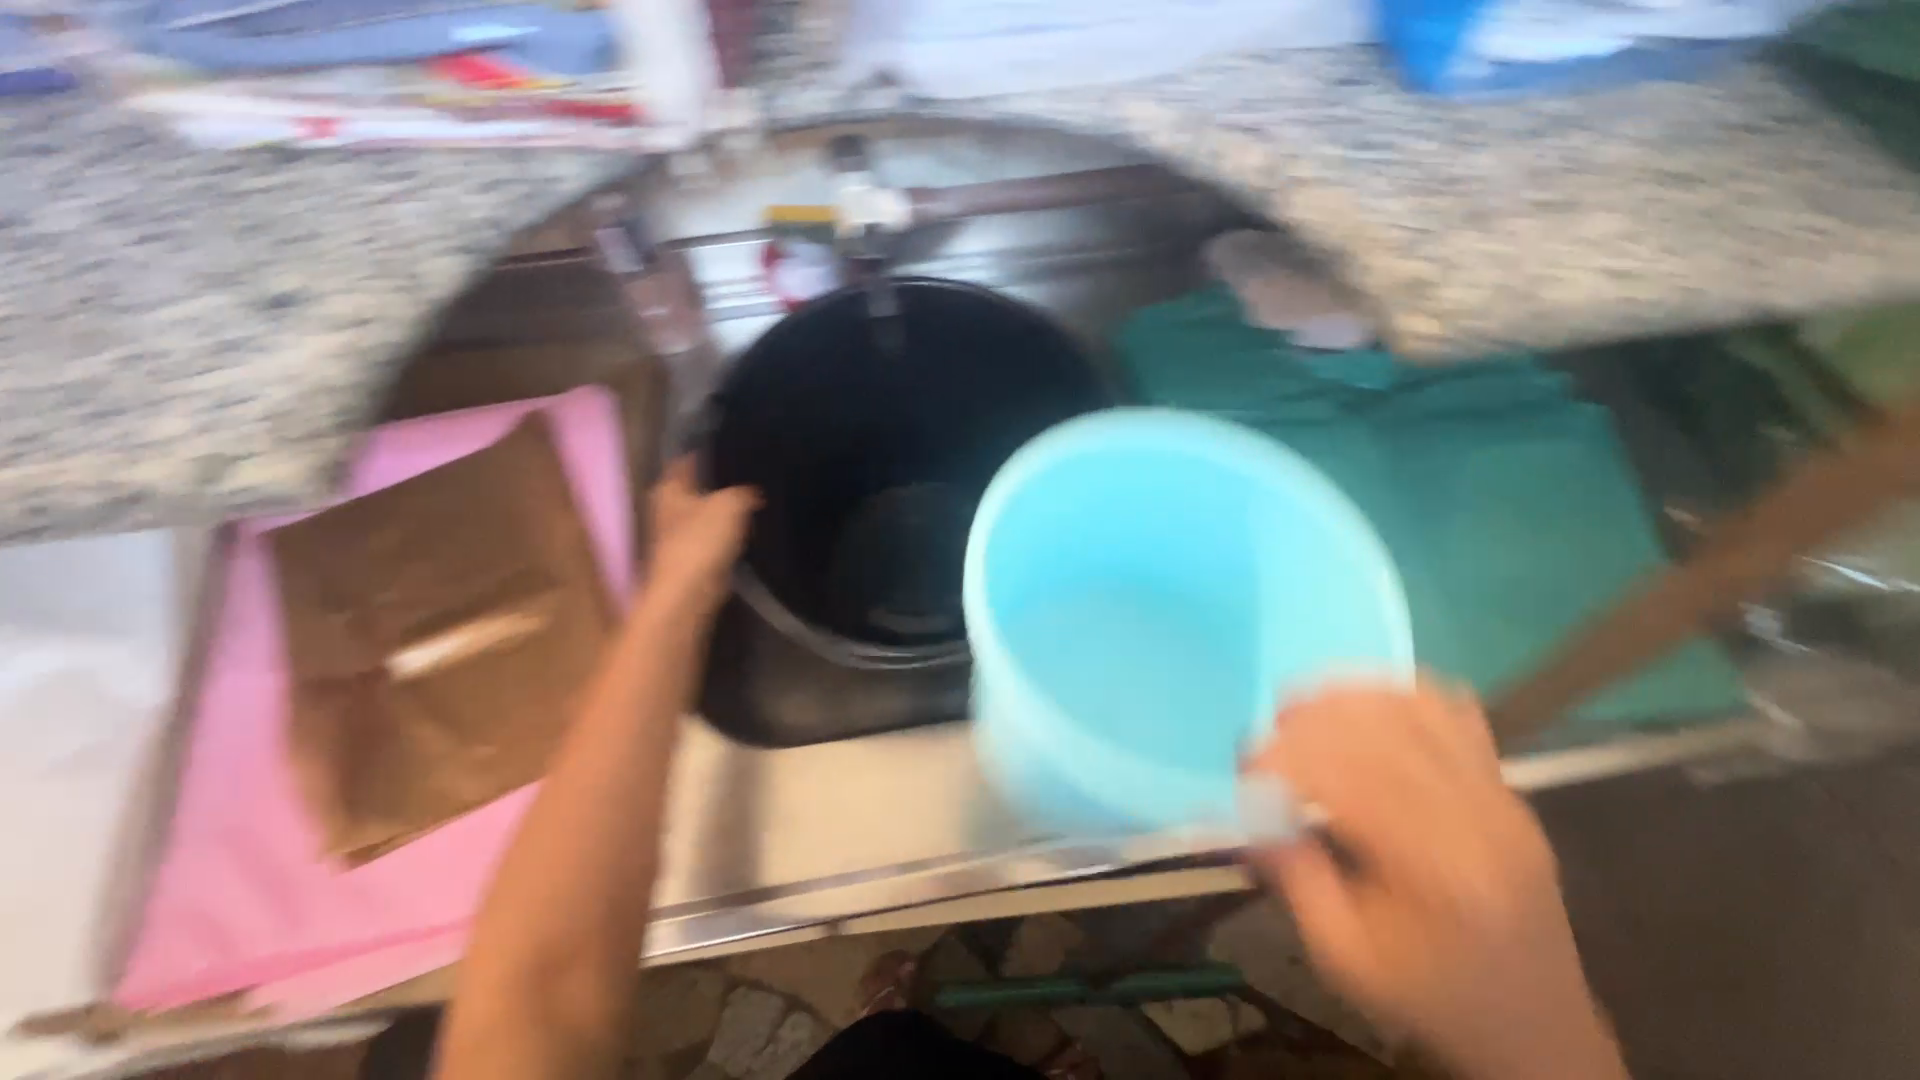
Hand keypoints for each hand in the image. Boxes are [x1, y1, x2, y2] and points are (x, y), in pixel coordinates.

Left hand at [641, 458, 758, 619]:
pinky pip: (709, 539)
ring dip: (721, 512)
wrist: (687, 594)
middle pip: (694, 489)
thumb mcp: (731, 505)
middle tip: (748, 476)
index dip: (706, 453)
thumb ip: (743, 493)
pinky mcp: (688, 560)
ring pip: (702, 515)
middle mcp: (666, 508)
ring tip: (752, 503)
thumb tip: (752, 493)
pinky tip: (744, 534)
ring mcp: (675, 536)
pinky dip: (723, 537)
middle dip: (717, 484)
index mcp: (669, 488)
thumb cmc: (702, 541)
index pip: (686, 460)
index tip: (731, 447)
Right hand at [1243, 681, 1627, 1079]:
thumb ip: (1294, 877)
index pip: (1350, 777)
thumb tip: (1249, 807)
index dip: (1285, 757)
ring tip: (1305, 711)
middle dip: (1309, 719)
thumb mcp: (1344, 957)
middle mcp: (1477, 816)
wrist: (1534, 1026)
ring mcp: (1500, 794)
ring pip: (1417, 707)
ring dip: (1349, 697)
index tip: (1245, 765)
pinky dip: (1399, 695)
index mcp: (1436, 869)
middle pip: (1382, 730)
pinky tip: (1362, 709)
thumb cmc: (1429, 996)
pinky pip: (1454, 712)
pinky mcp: (1507, 787)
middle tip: (1267, 734)